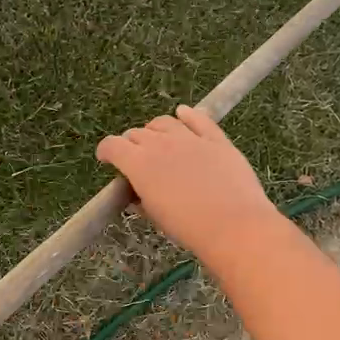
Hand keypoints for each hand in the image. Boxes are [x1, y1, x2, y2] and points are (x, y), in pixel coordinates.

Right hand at [95, 105, 281, 259]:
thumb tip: (138, 190)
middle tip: (136, 159)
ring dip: (155, 130)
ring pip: (164, 122)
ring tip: (158, 141)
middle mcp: (160, 144)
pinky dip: (187, 114)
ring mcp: (190, 139)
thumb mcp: (153, 214)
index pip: (111, 145)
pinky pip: (199, 119)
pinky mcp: (216, 140)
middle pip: (136, 133)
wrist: (234, 226)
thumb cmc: (187, 226)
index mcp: (138, 163)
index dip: (106, 151)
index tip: (107, 159)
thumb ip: (140, 195)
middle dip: (131, 144)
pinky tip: (183, 113)